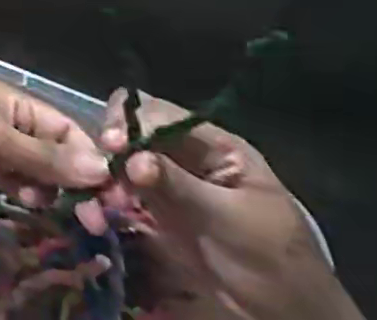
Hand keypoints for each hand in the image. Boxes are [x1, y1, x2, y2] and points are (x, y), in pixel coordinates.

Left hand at [0, 79, 111, 210]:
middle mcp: (9, 117)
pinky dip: (24, 188)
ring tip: (42, 203)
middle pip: (56, 149)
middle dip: (73, 179)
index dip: (91, 160)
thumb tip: (101, 168)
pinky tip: (23, 200)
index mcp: (16, 101)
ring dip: (48, 187)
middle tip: (89, 217)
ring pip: (36, 166)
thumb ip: (47, 157)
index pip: (68, 128)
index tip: (112, 197)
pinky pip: (15, 175)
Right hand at [101, 90, 361, 319]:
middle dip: (114, 142)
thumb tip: (131, 159)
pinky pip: (125, 184)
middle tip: (101, 166)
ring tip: (102, 192)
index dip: (132, 121)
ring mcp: (171, 179)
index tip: (111, 145)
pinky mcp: (158, 205)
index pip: (161, 113)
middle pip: (135, 128)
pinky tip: (104, 203)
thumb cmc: (275, 264)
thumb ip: (179, 185)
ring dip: (108, 169)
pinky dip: (110, 189)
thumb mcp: (230, 221)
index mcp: (215, 146)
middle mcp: (188, 153)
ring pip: (124, 155)